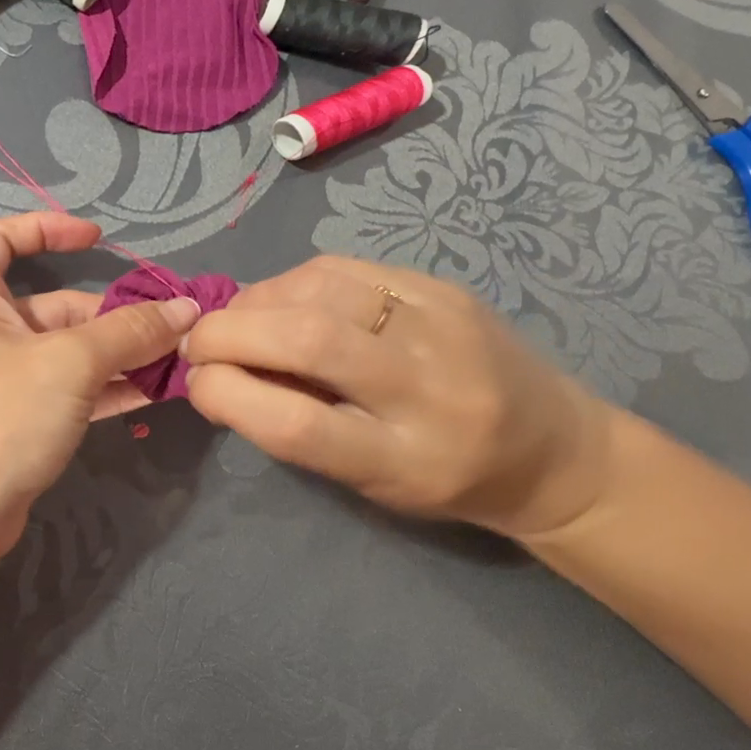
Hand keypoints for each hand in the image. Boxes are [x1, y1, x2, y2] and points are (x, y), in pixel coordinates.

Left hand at [0, 213, 199, 538]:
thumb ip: (129, 331)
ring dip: (120, 352)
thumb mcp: (70, 362)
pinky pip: (67, 388)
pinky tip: (157, 391)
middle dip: (112, 313)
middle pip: (50, 302)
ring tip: (181, 360)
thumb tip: (185, 308)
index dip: (44, 228)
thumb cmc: (2, 415)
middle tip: (177, 327)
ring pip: (65, 350)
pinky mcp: (16, 417)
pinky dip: (106, 386)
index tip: (97, 239)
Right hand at [181, 256, 612, 538]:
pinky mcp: (441, 288)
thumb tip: (214, 372)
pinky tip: (279, 303)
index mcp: (406, 460)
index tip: (198, 387)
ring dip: (251, 302)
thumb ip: (288, 426)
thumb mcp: (361, 480)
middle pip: (305, 340)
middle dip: (224, 334)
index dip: (224, 395)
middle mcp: (431, 390)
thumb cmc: (439, 479)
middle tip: (196, 344)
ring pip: (317, 290)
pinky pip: (339, 269)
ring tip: (236, 322)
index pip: (296, 424)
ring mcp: (442, 328)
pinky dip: (287, 284)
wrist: (555, 451)